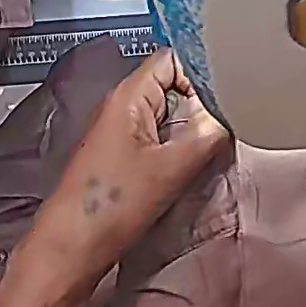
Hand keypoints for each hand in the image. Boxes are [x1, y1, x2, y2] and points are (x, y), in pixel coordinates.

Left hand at [6, 48, 229, 301]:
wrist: (72, 247)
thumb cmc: (115, 202)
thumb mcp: (172, 166)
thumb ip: (208, 134)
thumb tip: (233, 114)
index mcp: (129, 96)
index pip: (172, 59)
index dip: (202, 70)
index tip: (228, 96)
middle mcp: (124, 105)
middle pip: (174, 85)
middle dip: (203, 102)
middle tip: (228, 124)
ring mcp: (123, 131)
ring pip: (169, 114)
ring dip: (193, 128)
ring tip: (216, 145)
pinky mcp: (124, 155)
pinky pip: (160, 137)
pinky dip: (180, 146)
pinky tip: (194, 164)